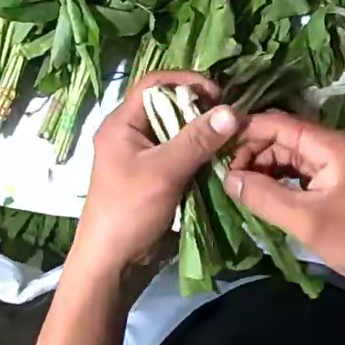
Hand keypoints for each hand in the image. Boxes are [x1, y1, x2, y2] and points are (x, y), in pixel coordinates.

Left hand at [72, 72, 241, 276]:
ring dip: (203, 134)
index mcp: (121, 124)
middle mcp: (131, 134)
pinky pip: (181, 155)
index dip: (186, 81)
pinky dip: (201, 155)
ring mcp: (143, 156)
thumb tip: (231, 111)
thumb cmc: (129, 211)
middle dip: (200, 109)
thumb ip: (196, 140)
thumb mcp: (163, 172)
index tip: (218, 94)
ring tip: (232, 138)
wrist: (112, 263)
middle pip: (169, 106)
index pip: (153, 83)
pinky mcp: (156, 176)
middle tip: (231, 119)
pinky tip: (222, 159)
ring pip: (178, 132)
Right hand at [226, 110, 344, 293]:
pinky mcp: (334, 180)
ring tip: (238, 187)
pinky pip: (298, 170)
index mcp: (330, 145)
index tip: (215, 147)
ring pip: (288, 154)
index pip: (278, 124)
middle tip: (226, 177)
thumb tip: (227, 178)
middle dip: (251, 152)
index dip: (245, 131)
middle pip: (281, 136)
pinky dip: (277, 179)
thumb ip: (263, 196)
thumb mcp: (306, 220)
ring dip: (262, 167)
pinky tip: (260, 194)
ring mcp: (335, 162)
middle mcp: (332, 145)